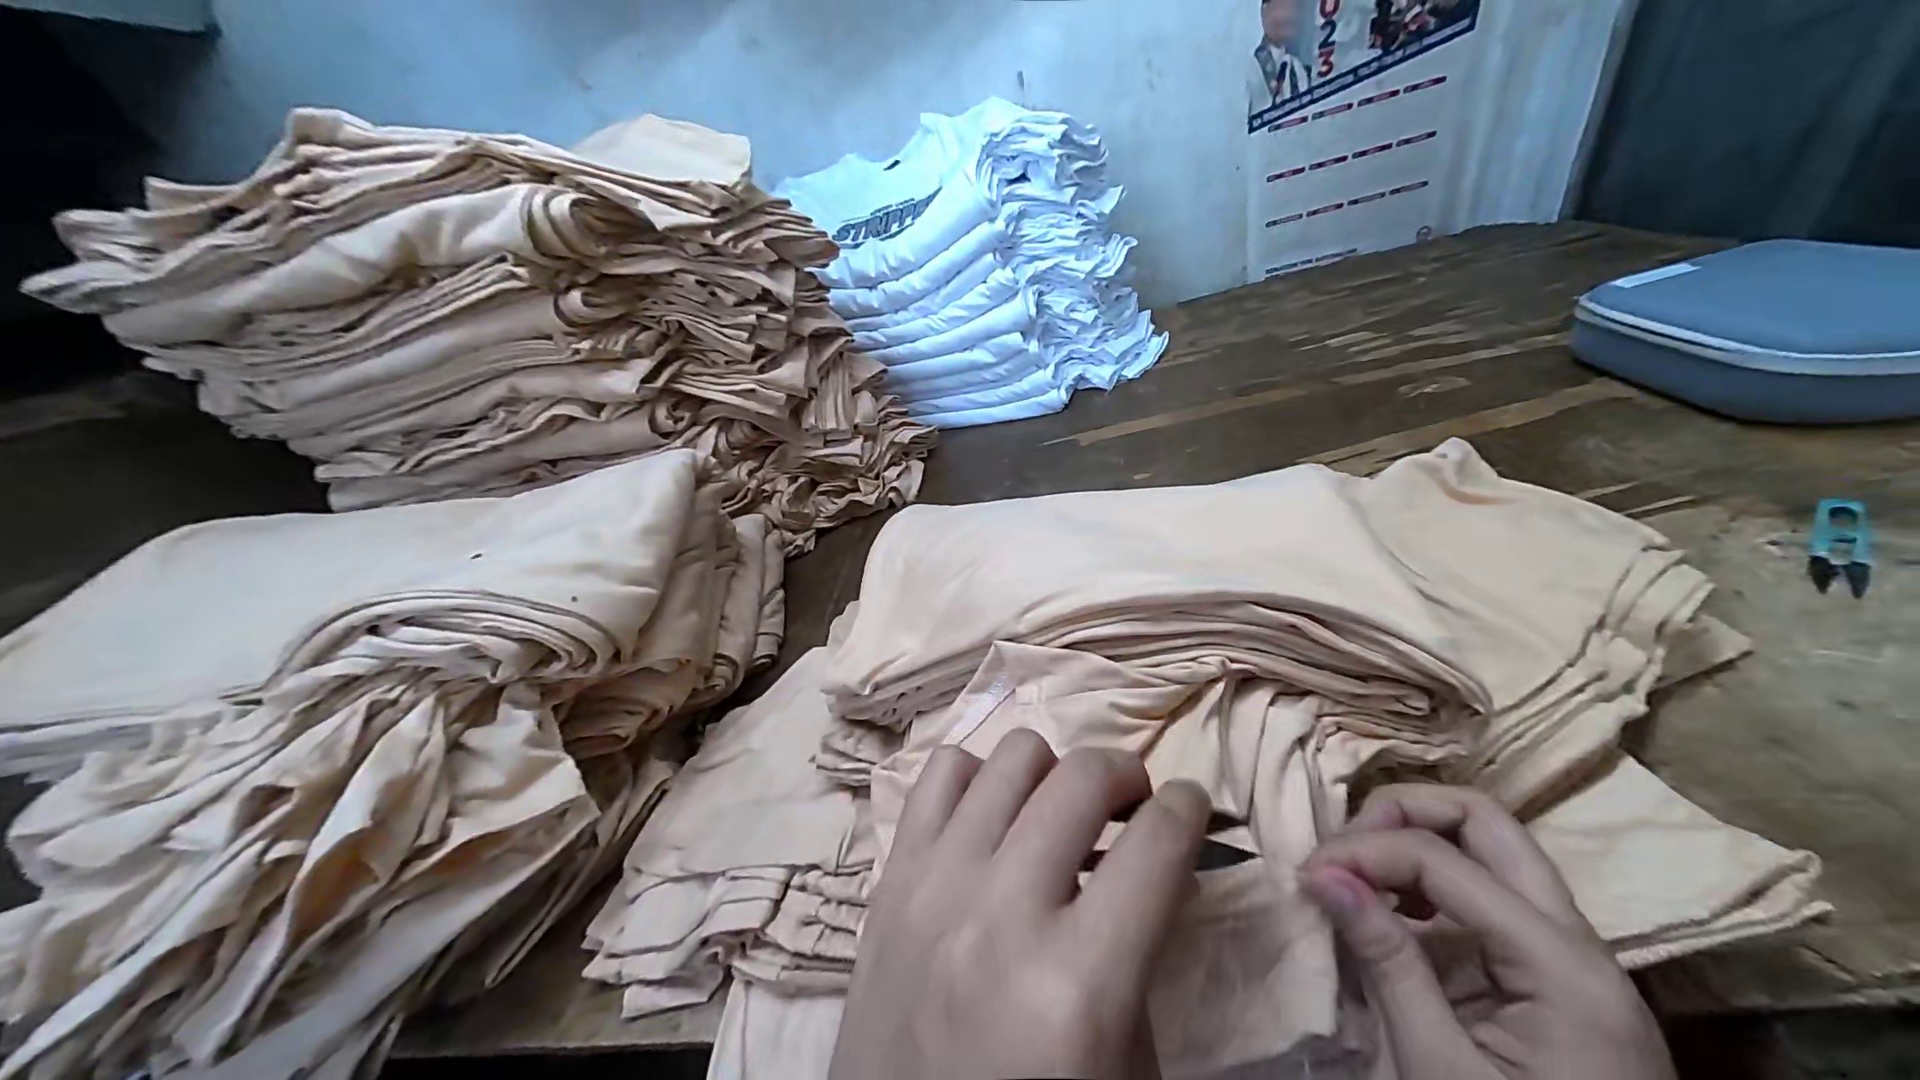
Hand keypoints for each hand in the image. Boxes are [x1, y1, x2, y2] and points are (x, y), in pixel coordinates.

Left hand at [831, 730, 1210, 1079]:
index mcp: (1078, 984)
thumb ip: (1144, 949)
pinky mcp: (890, 878)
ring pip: (1012, 756)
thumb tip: (1162, 860)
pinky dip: (979, 777)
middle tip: (1131, 804)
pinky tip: (993, 816)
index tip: (1189, 804)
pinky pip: (940, 773)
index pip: (1157, 843)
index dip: (1188, 808)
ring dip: (1054, 772)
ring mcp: (935, 885)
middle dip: (1126, 774)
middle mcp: (1002, 914)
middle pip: (1083, 777)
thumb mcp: (1125, 1064)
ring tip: (1059, 810)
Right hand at [1302, 785, 1676, 1079]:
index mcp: (1564, 968)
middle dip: (1399, 814)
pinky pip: (1484, 889)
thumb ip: (1385, 962)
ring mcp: (1568, 952)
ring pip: (1487, 844)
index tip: (1306, 874)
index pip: (1443, 858)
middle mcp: (1578, 941)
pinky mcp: (1546, 970)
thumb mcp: (1438, 1069)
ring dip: (1412, 838)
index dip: (1363, 849)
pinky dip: (1426, 879)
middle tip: (1341, 849)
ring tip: (1355, 873)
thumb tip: (1320, 874)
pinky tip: (1388, 908)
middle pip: (1484, 820)